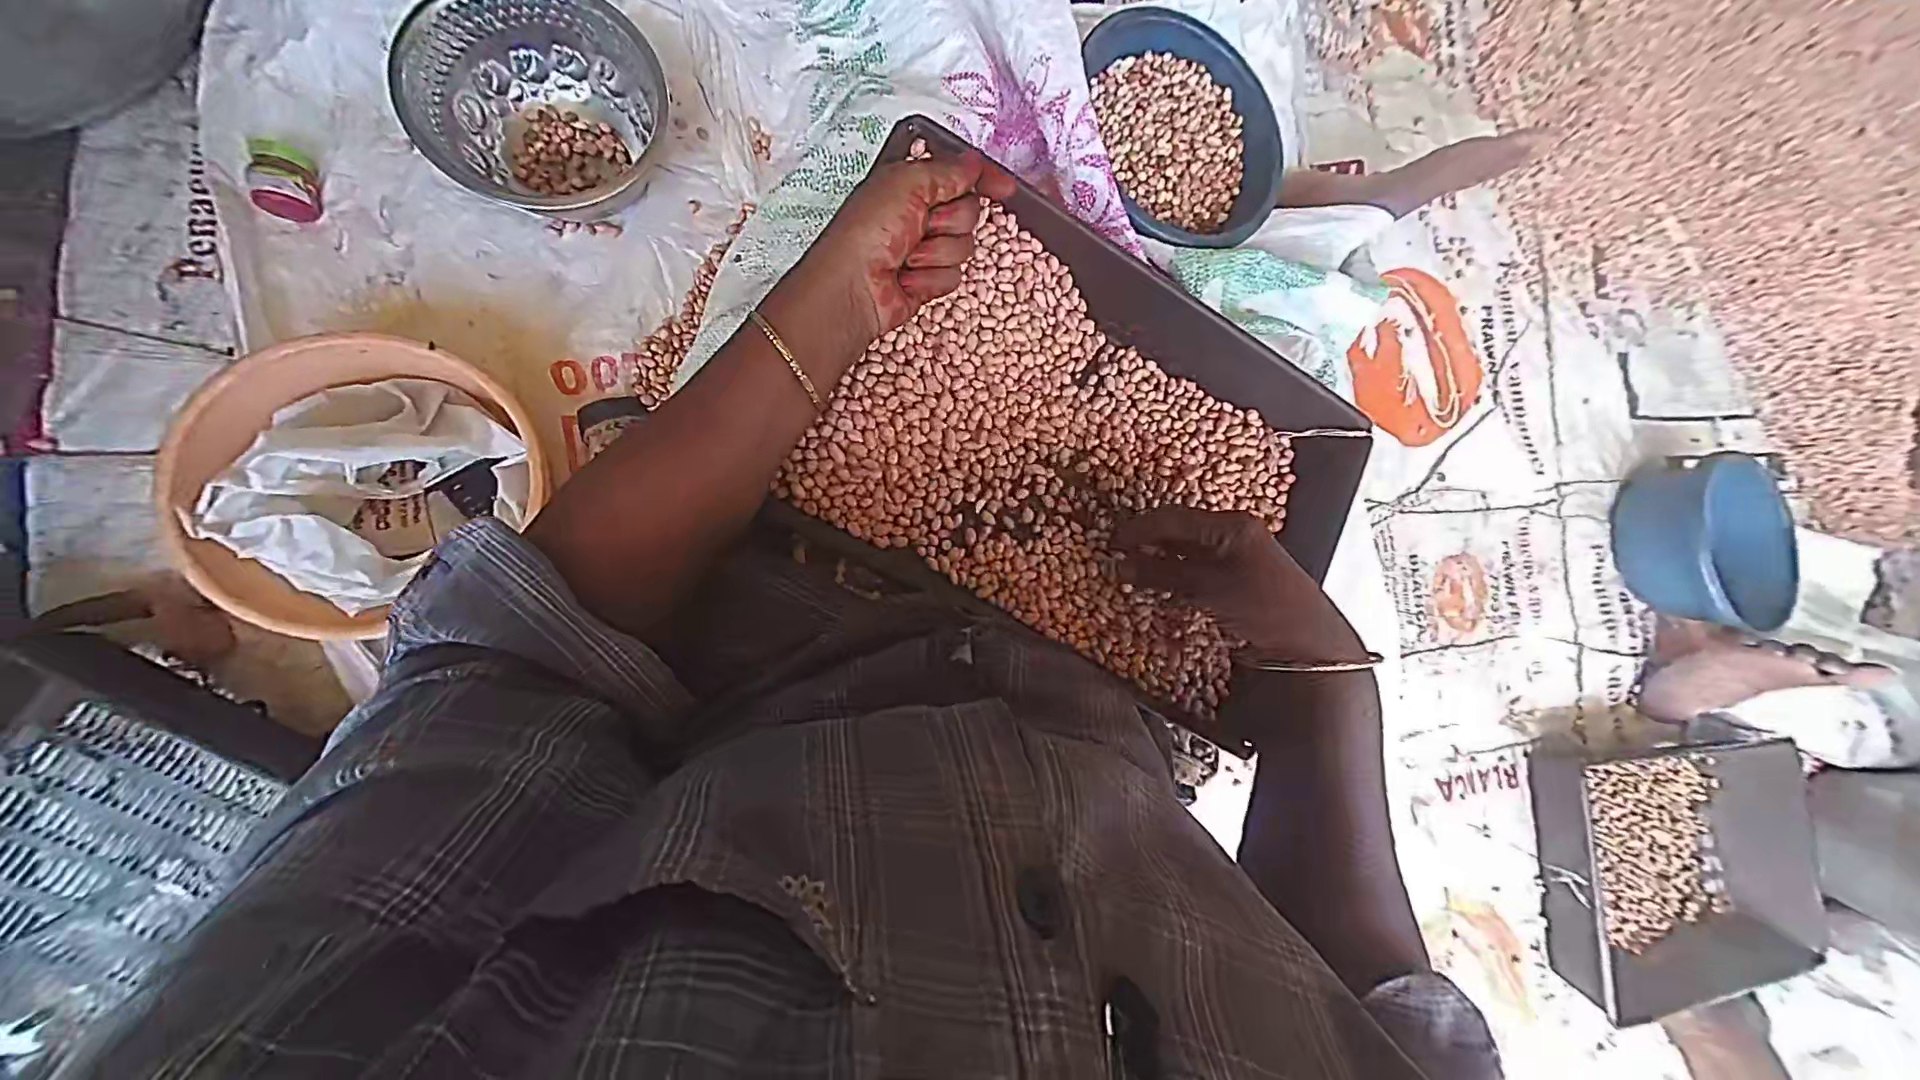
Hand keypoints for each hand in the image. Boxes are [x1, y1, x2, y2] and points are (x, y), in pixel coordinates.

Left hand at [786, 149, 1016, 348]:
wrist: (856, 286)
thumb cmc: (869, 232)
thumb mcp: (908, 183)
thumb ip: (947, 172)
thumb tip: (973, 163)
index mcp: (912, 185)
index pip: (959, 176)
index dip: (984, 180)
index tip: (1005, 188)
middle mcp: (920, 216)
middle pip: (969, 213)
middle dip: (951, 220)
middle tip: (925, 225)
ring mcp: (926, 251)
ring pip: (964, 247)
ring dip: (938, 252)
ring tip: (909, 257)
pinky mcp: (929, 281)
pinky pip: (954, 276)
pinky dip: (932, 279)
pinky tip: (908, 280)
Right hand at [1111, 506, 1368, 664]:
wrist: (1307, 644)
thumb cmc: (1263, 607)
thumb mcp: (1206, 588)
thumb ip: (1162, 573)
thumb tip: (1121, 564)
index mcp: (1229, 526)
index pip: (1172, 517)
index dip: (1138, 528)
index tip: (1112, 542)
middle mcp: (1232, 533)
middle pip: (1178, 529)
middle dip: (1147, 541)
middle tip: (1119, 556)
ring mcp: (1235, 555)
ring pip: (1185, 548)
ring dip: (1159, 558)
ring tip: (1134, 572)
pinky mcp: (1235, 577)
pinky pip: (1195, 565)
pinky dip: (1174, 572)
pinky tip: (1161, 584)